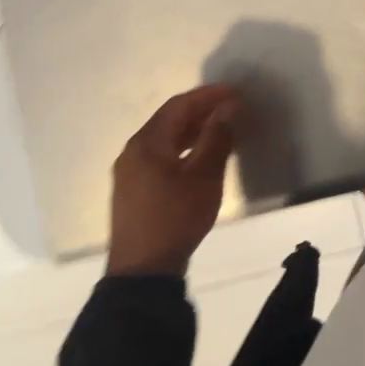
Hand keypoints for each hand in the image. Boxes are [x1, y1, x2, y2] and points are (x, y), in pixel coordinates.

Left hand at [107, 84, 238, 277]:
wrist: (143, 272)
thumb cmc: (175, 217)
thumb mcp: (204, 176)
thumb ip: (217, 137)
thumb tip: (228, 107)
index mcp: (146, 143)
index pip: (178, 106)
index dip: (208, 96)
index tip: (235, 93)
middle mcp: (132, 152)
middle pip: (169, 121)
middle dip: (201, 112)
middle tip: (232, 110)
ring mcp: (130, 173)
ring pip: (165, 140)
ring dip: (193, 131)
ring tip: (222, 130)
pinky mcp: (133, 191)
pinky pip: (161, 157)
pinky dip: (183, 149)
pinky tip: (202, 158)